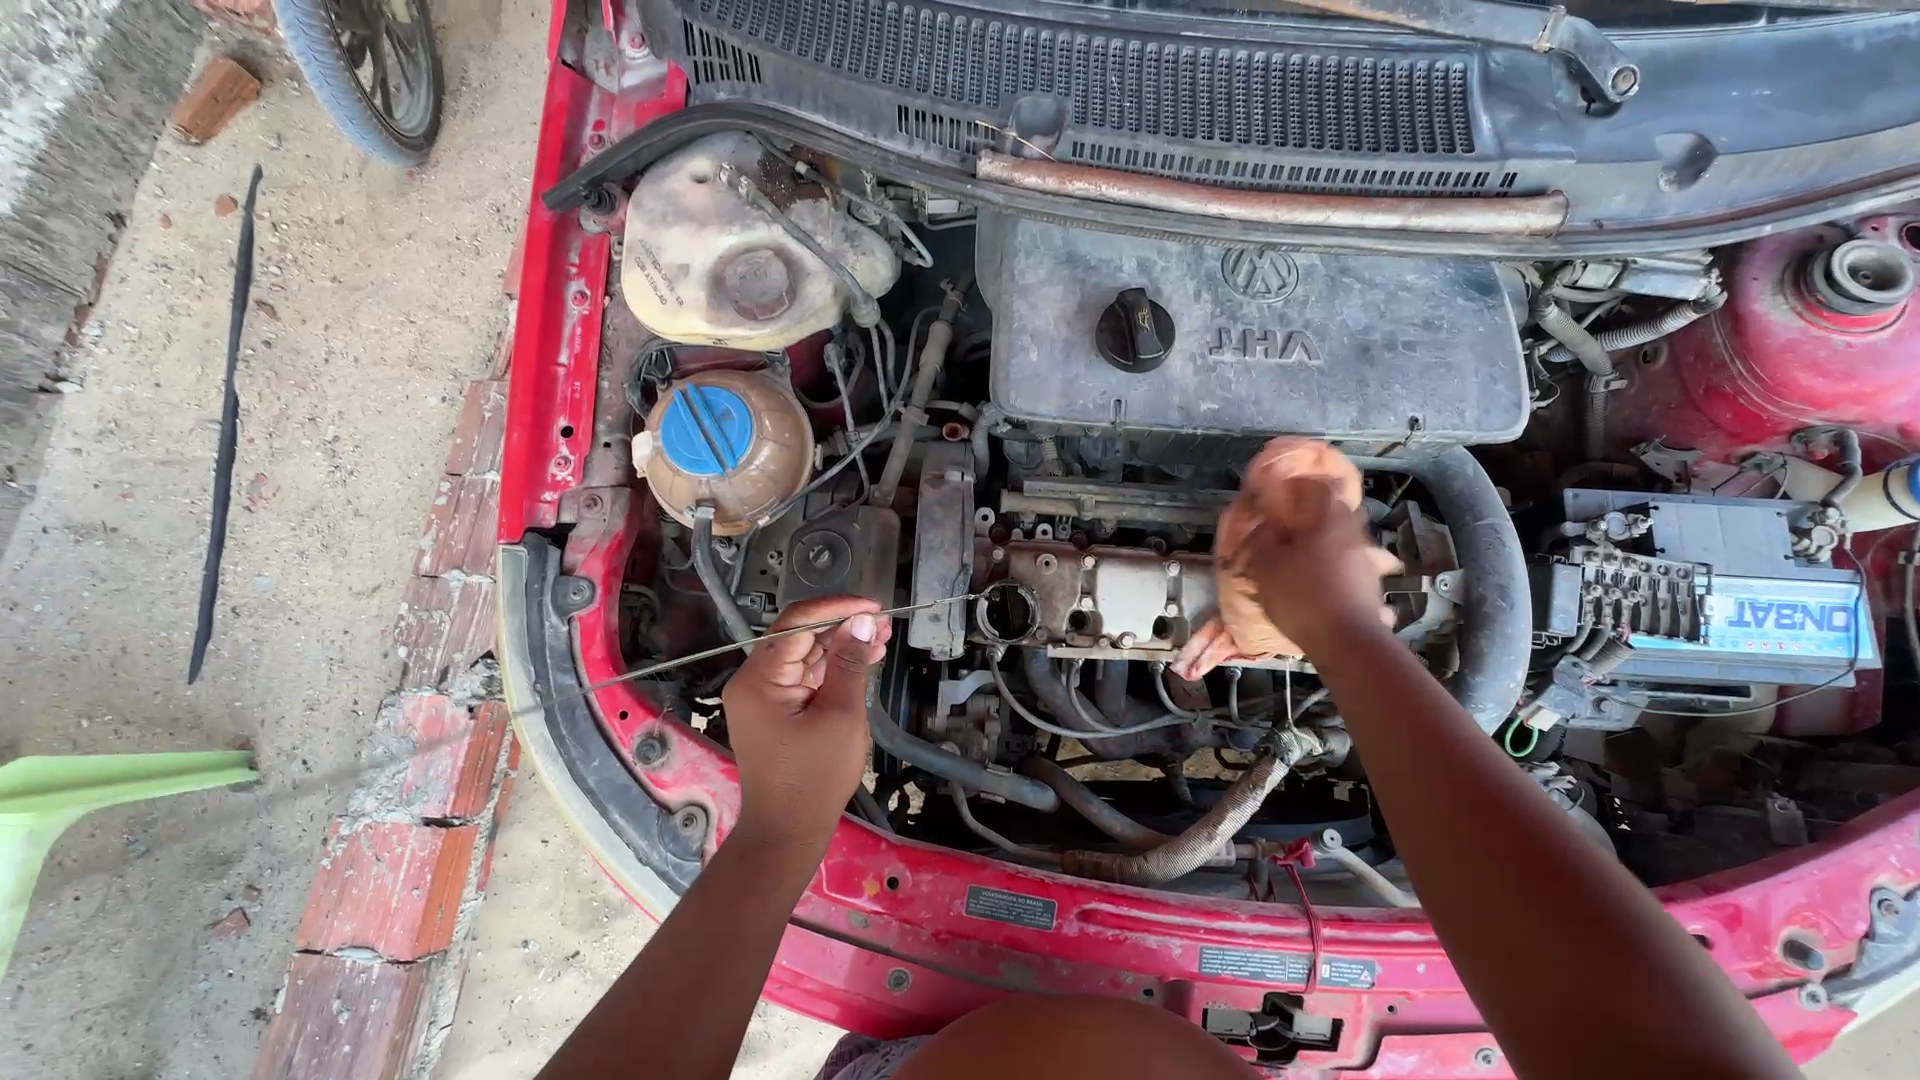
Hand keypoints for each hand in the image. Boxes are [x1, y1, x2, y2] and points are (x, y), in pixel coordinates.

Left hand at [721, 595, 891, 856]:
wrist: (787, 832)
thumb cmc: (814, 778)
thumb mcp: (840, 716)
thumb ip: (850, 663)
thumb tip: (863, 621)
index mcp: (759, 678)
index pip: (797, 623)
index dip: (837, 608)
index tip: (874, 607)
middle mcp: (753, 680)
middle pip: (799, 636)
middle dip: (842, 626)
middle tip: (884, 623)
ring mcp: (763, 696)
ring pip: (804, 655)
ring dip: (841, 645)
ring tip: (883, 637)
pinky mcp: (775, 710)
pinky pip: (804, 677)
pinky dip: (833, 669)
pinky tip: (865, 660)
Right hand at [1217, 477, 1399, 659]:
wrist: (1346, 640)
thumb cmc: (1302, 595)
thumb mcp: (1266, 565)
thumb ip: (1263, 539)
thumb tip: (1266, 526)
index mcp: (1328, 517)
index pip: (1314, 486)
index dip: (1293, 489)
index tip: (1275, 501)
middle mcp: (1352, 530)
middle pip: (1330, 512)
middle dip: (1308, 518)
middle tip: (1283, 532)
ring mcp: (1364, 557)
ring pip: (1338, 538)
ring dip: (1319, 544)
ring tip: (1296, 561)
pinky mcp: (1369, 582)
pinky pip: (1345, 563)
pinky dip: (1329, 567)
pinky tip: (1313, 584)